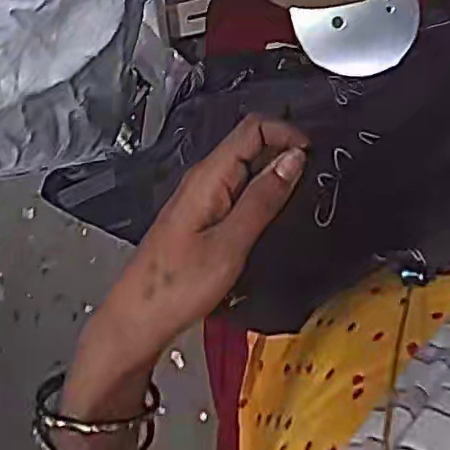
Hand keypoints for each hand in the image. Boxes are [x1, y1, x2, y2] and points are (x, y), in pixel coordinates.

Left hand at [64, 114, 307, 415]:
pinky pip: (238, 187)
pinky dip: (261, 191)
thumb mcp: (230, 245)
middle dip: (285, 149)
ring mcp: (201, 195)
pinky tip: (273, 214)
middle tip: (313, 177)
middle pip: (250, 142)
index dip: (287, 132)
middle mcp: (203, 177)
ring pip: (246, 165)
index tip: (313, 156)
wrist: (136, 321)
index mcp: (208, 176)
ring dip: (275, 172)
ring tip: (299, 195)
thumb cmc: (176, 288)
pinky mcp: (202, 213)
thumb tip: (294, 159)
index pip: (253, 128)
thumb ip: (263, 199)